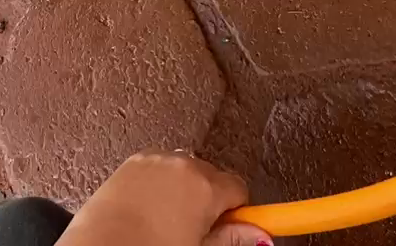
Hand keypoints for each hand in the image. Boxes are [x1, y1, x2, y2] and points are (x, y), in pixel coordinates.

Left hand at [58, 151, 270, 245]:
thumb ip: (231, 238)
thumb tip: (262, 235)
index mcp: (204, 185)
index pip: (239, 187)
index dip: (236, 211)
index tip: (230, 227)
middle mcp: (182, 162)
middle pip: (212, 175)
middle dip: (210, 199)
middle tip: (196, 230)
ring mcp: (156, 158)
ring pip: (185, 169)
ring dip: (185, 188)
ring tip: (169, 221)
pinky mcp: (133, 159)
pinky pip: (159, 166)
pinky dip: (161, 182)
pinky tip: (151, 209)